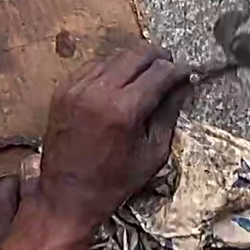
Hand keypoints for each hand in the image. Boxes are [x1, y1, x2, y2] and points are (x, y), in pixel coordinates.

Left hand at [36, 46, 191, 231]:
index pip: (159, 72)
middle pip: (137, 54)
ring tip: (146, 77)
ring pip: (115, 56)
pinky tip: (120, 83)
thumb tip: (184, 85)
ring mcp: (77, 88)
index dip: (178, 70)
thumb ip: (169, 113)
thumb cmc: (114, 181)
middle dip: (158, 57)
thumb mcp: (153, 153)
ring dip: (134, 62)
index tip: (186, 73)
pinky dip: (111, 69)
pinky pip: (93, 66)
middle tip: (169, 69)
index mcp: (124, 110)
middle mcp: (98, 92)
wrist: (67, 195)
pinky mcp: (63, 90)